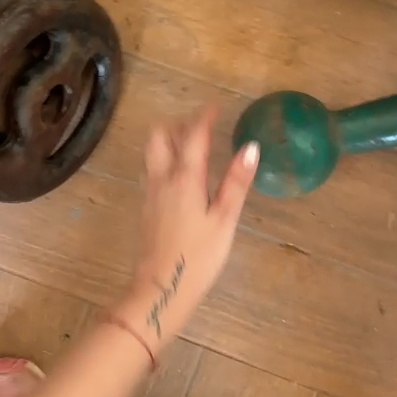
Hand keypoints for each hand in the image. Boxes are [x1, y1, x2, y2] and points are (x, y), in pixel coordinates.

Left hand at [111, 106, 258, 348]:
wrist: (160, 289)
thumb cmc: (198, 257)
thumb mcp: (225, 220)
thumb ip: (236, 182)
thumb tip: (251, 146)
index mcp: (184, 178)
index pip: (192, 136)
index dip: (204, 117)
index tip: (216, 107)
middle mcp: (161, 179)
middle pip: (159, 136)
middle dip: (178, 124)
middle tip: (201, 127)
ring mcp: (150, 194)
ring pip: (153, 154)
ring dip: (169, 141)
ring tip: (192, 147)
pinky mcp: (146, 210)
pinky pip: (152, 172)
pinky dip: (165, 162)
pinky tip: (181, 178)